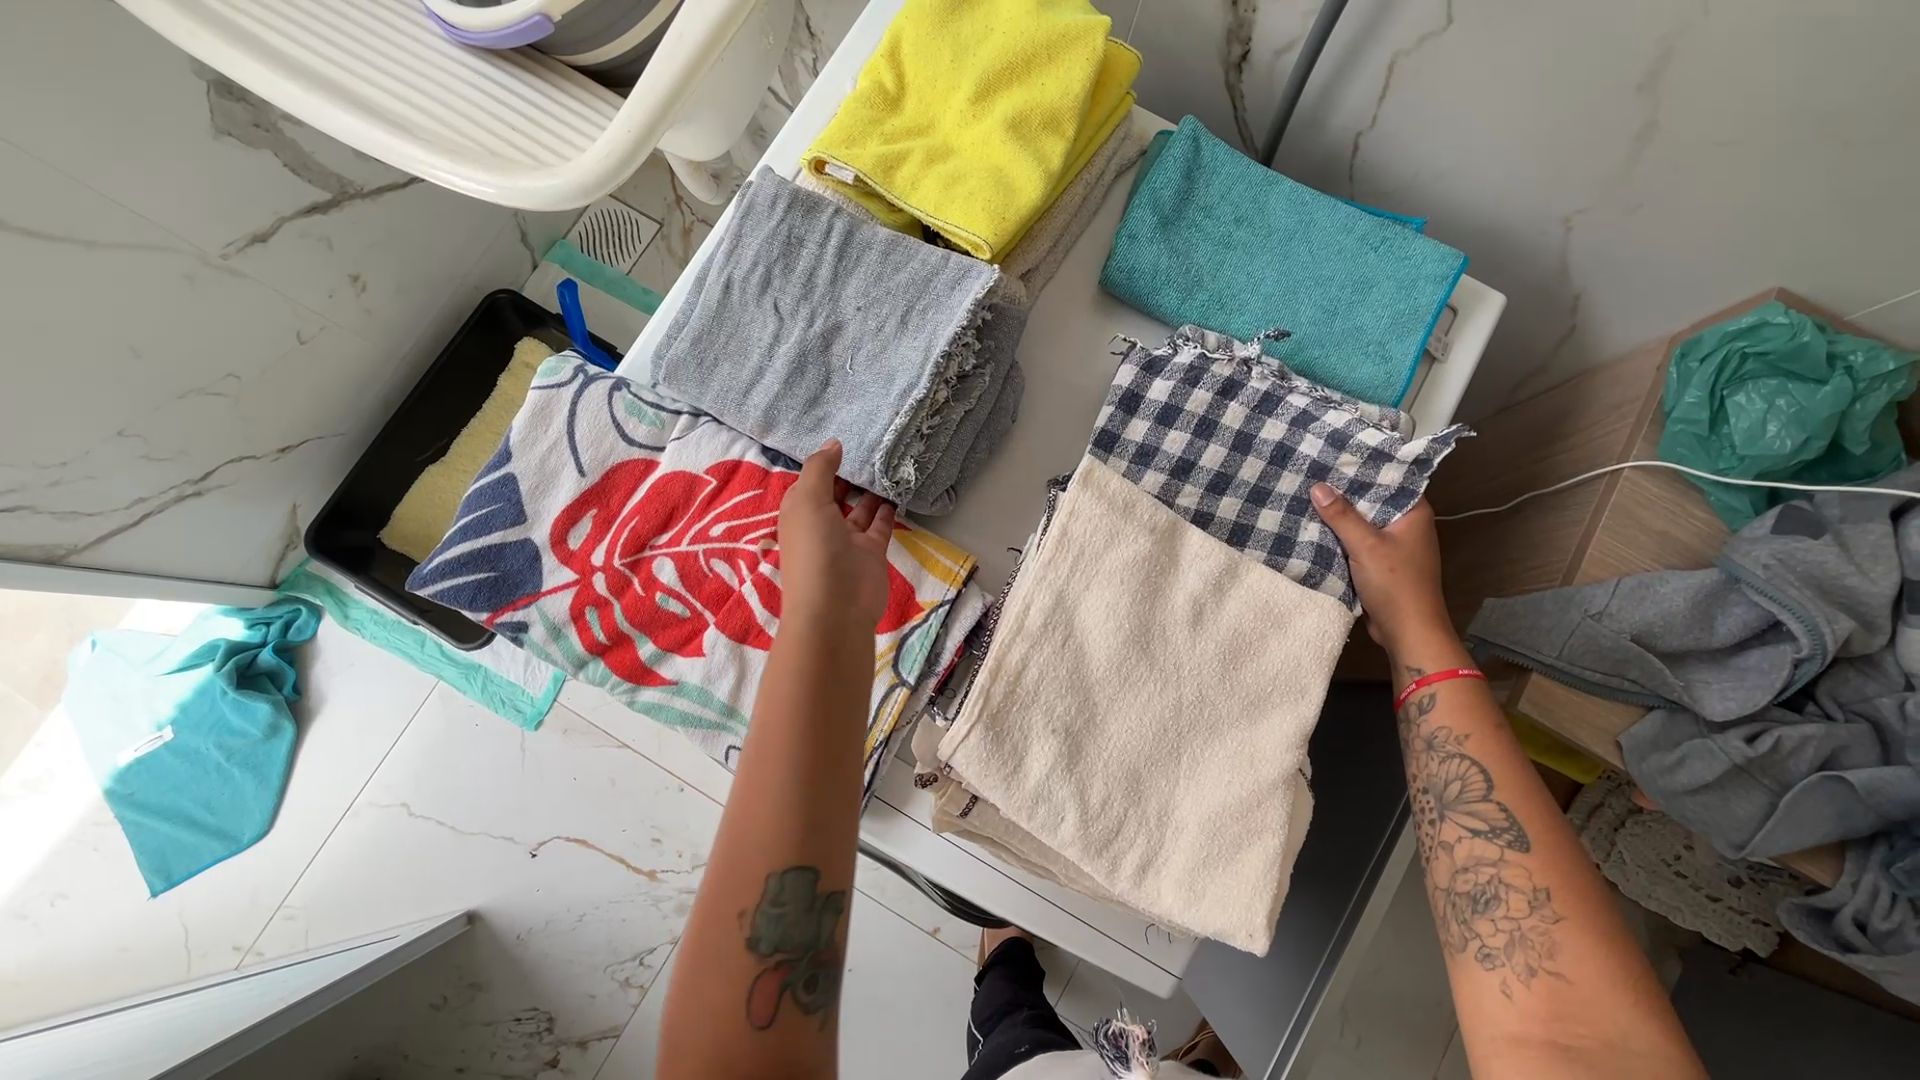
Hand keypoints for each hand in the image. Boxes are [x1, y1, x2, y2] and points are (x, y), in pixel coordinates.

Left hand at [779, 440, 897, 630]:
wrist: (835, 609)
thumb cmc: (814, 550)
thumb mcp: (808, 501)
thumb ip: (820, 469)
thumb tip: (834, 443)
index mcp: (799, 511)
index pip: (810, 481)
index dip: (825, 462)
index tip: (847, 438)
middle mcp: (821, 523)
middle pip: (836, 493)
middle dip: (849, 473)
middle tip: (874, 446)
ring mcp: (847, 539)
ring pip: (860, 508)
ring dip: (871, 489)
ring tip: (889, 462)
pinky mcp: (871, 551)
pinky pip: (880, 524)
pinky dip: (888, 509)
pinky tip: (898, 489)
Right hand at [1310, 484, 1451, 653]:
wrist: (1407, 631)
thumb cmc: (1396, 584)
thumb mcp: (1366, 545)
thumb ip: (1341, 515)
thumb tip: (1318, 487)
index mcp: (1414, 513)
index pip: (1389, 479)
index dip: (1363, 467)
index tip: (1333, 455)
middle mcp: (1406, 525)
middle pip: (1372, 501)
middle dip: (1344, 492)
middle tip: (1312, 472)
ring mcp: (1393, 545)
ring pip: (1362, 523)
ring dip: (1339, 516)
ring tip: (1306, 495)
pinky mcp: (1380, 563)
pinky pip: (1357, 542)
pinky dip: (1339, 537)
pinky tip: (1313, 528)